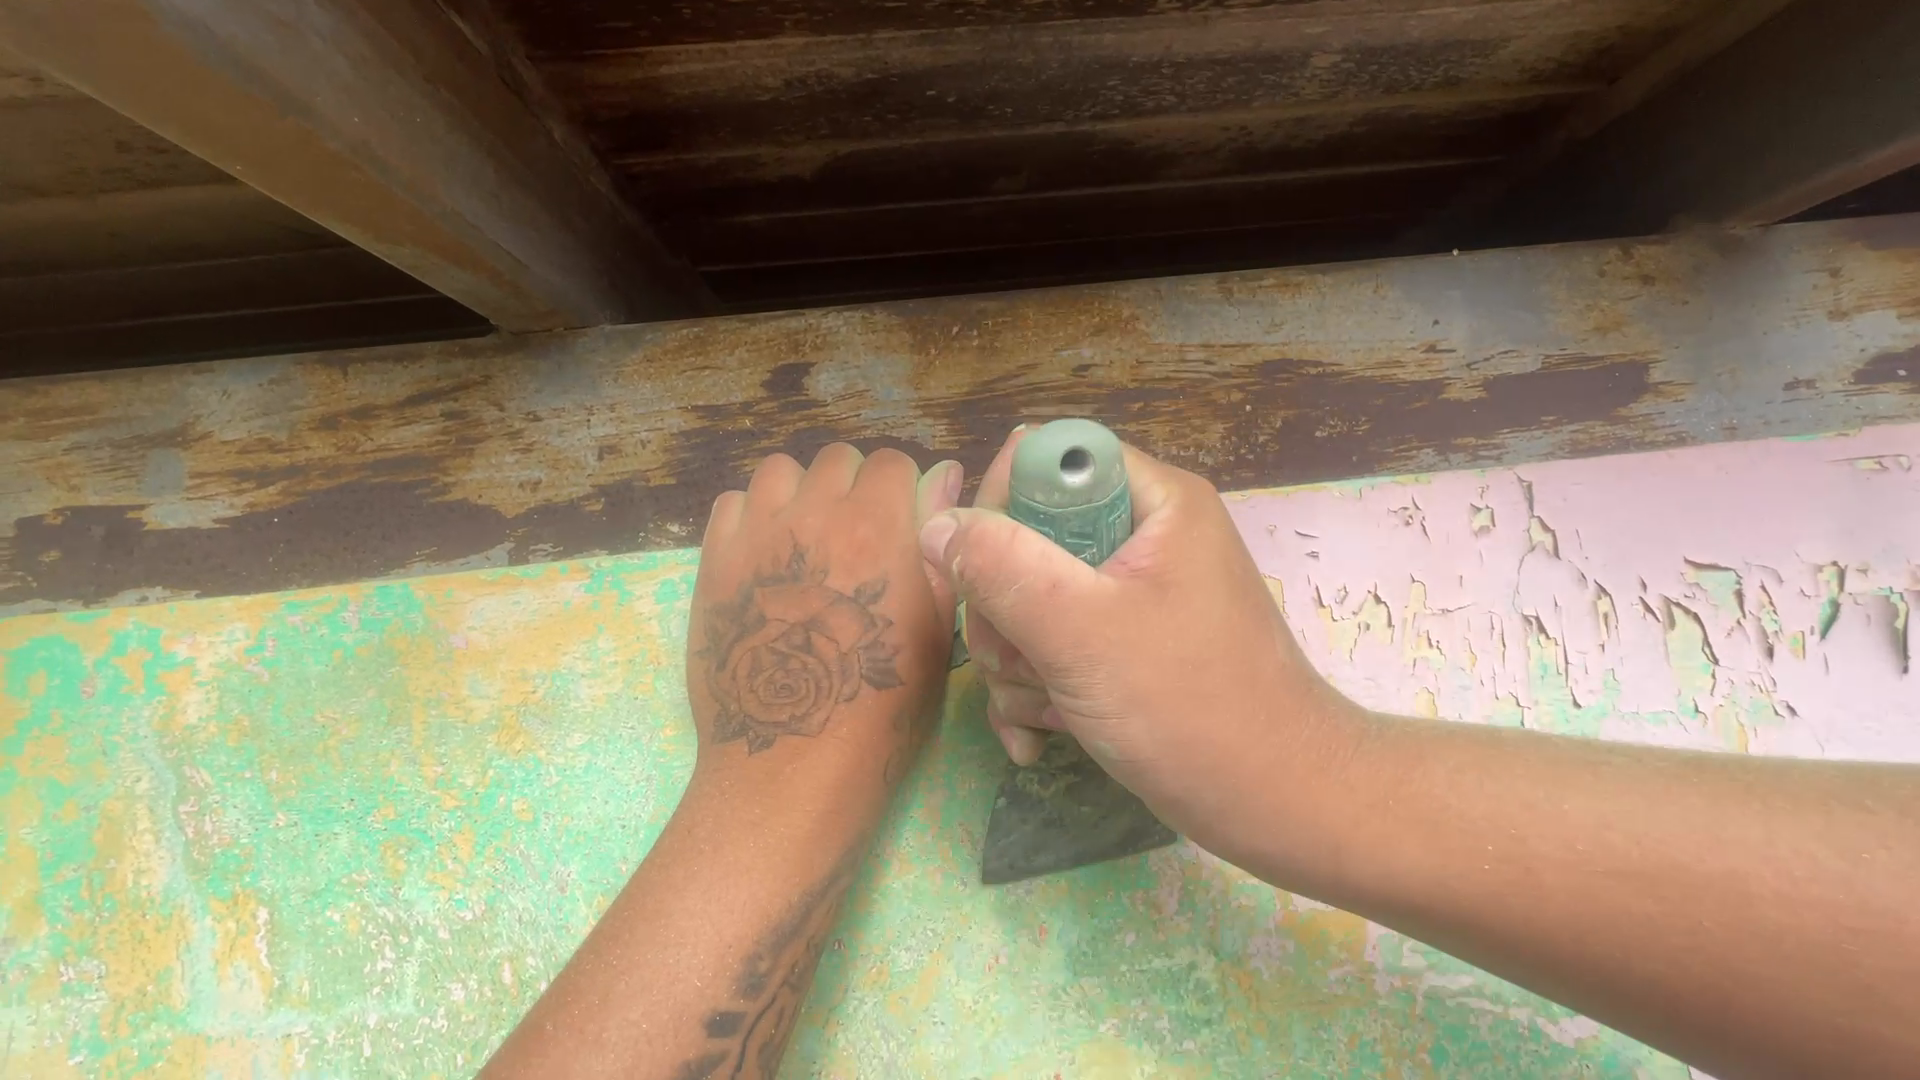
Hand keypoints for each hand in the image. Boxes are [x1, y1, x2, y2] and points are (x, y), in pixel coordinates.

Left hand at [689, 445, 963, 781]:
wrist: (793, 756)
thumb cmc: (883, 702)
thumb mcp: (937, 627)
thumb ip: (940, 544)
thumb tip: (945, 476)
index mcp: (876, 525)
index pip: (891, 462)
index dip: (902, 490)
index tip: (901, 524)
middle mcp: (814, 512)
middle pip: (836, 458)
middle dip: (854, 485)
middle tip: (857, 535)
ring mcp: (756, 532)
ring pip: (779, 470)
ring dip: (801, 492)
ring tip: (809, 538)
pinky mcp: (713, 559)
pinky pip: (733, 502)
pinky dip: (753, 514)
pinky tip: (766, 555)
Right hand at [917, 429, 1364, 864]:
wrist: (1275, 806)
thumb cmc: (1191, 709)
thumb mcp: (1083, 632)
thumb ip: (1002, 568)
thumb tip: (936, 525)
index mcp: (1152, 502)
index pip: (1049, 459)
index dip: (1004, 506)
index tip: (988, 572)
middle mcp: (1140, 537)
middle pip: (1027, 536)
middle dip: (1005, 610)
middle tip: (1025, 660)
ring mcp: (1129, 596)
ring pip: (1028, 599)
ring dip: (1016, 661)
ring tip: (1047, 709)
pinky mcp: (1121, 646)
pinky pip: (1050, 644)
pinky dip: (1035, 690)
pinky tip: (1041, 736)